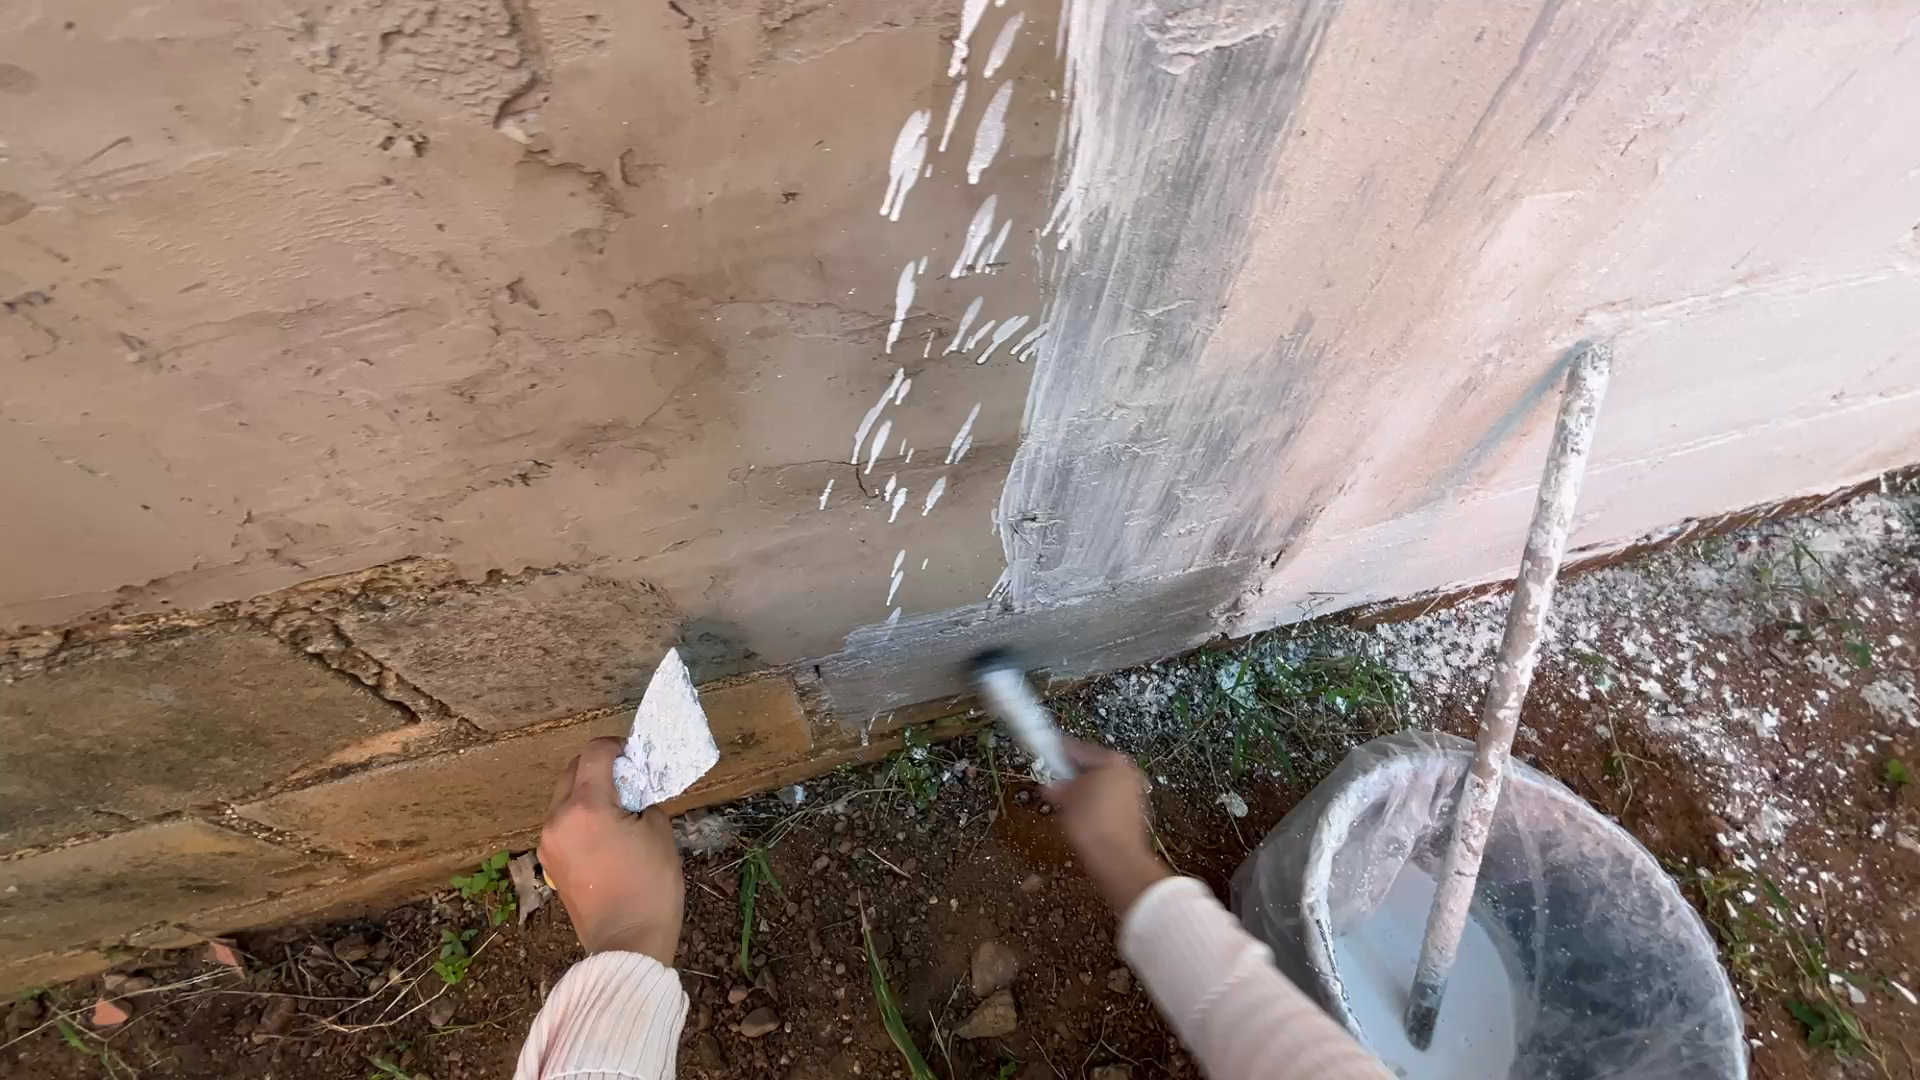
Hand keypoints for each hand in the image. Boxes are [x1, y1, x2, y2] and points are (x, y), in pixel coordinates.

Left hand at [538, 736, 684, 963]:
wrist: (628, 942)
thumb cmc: (651, 883)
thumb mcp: (658, 829)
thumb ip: (642, 799)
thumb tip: (633, 791)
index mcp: (585, 807)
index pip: (594, 753)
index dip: (618, 746)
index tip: (637, 756)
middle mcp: (556, 820)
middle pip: (572, 770)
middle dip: (600, 765)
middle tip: (631, 777)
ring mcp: (548, 843)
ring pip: (564, 796)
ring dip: (589, 789)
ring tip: (622, 805)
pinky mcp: (549, 862)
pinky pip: (563, 821)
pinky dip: (582, 813)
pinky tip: (609, 829)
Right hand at [1047, 739, 1171, 915]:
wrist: (1117, 860)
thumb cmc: (1090, 822)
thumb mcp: (1065, 799)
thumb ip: (1057, 786)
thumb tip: (1050, 785)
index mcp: (1111, 760)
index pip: (1077, 749)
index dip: (1056, 753)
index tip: (1043, 756)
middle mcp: (1126, 771)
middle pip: (1092, 767)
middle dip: (1072, 776)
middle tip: (1053, 784)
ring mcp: (1133, 792)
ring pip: (1100, 785)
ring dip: (1083, 791)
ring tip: (1065, 804)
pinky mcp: (1134, 812)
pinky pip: (1108, 801)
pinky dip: (1095, 805)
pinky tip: (1082, 818)